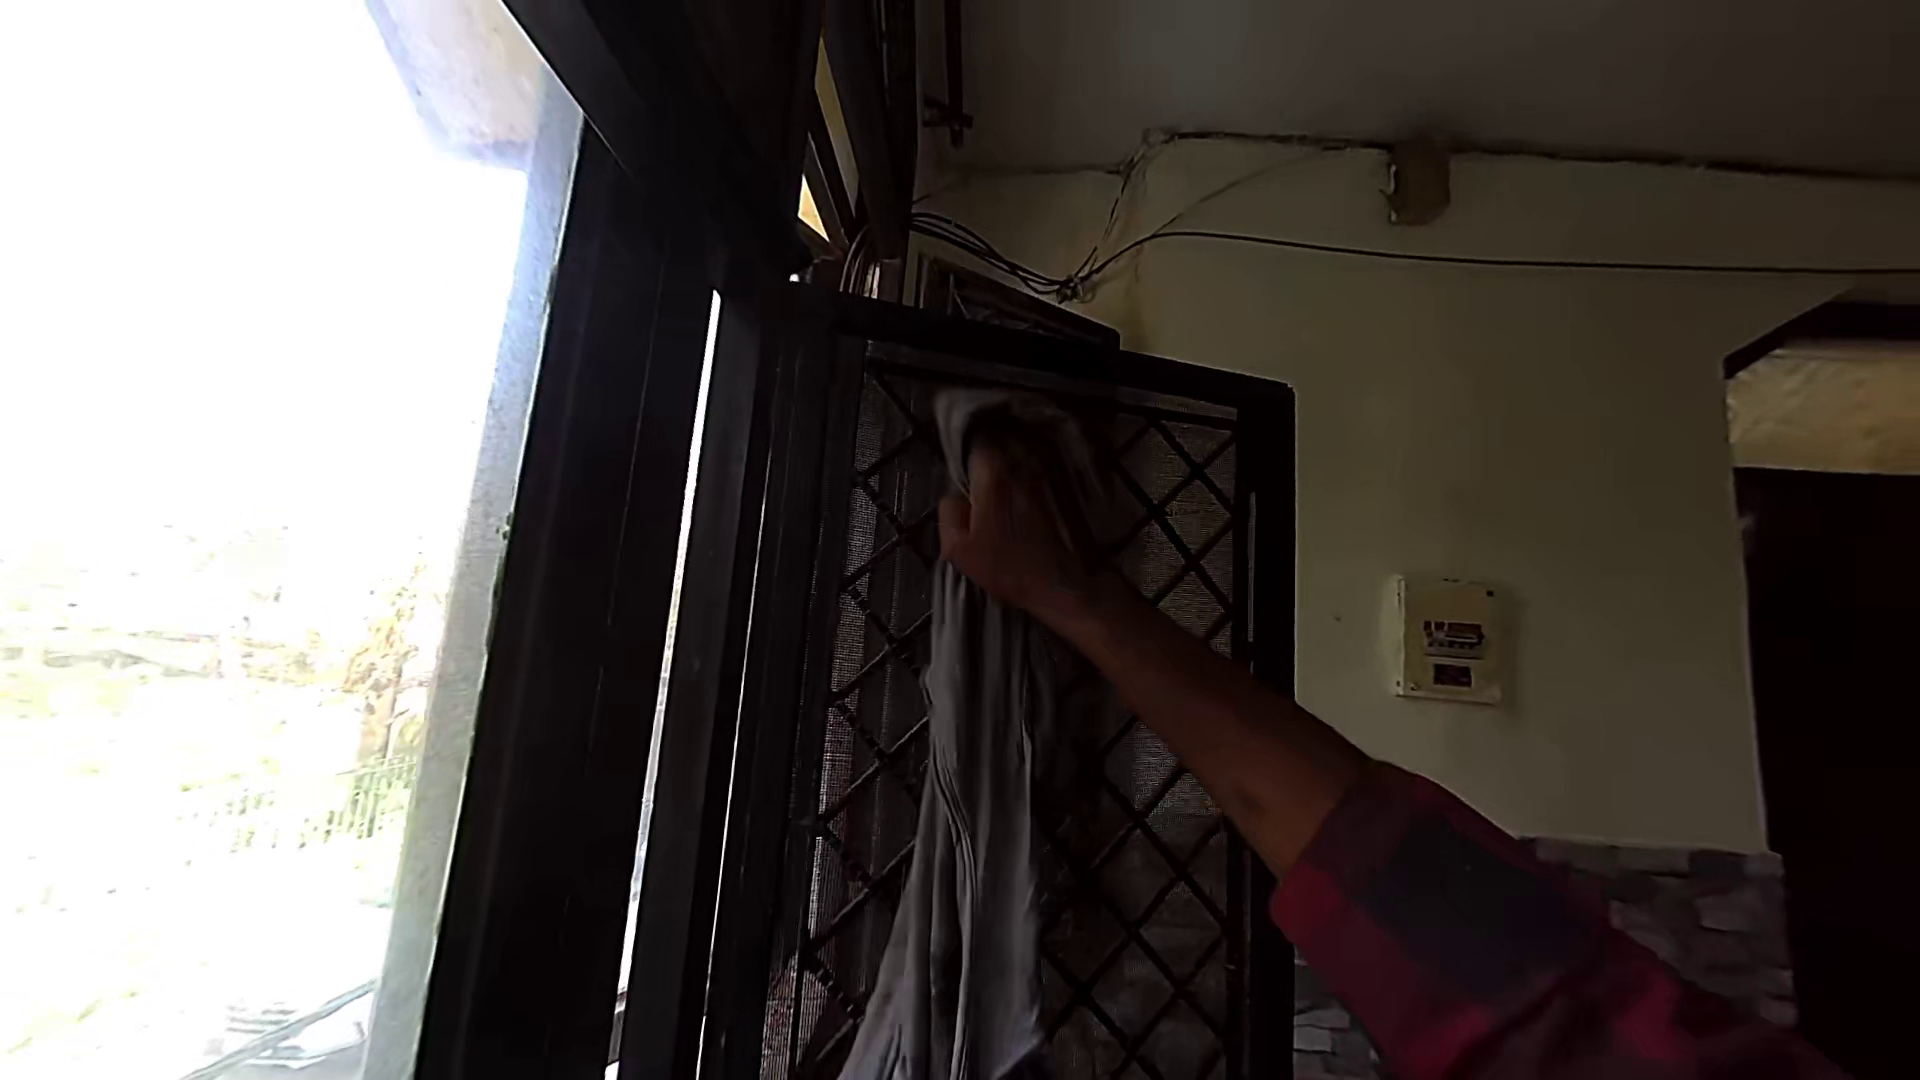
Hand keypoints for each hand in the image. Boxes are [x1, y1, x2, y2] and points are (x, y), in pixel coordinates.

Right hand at [937, 441, 1094, 618]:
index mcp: (993, 479)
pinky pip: (1032, 494)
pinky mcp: (1058, 501)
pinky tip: (1020, 531)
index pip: (975, 450)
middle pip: (996, 464)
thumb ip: (949, 513)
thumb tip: (954, 499)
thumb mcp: (958, 548)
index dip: (967, 467)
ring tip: (1001, 524)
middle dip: (986, 482)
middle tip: (980, 509)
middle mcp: (1021, 473)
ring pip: (1015, 479)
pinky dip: (1024, 506)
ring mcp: (1042, 486)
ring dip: (1007, 494)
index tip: (964, 485)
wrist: (1058, 586)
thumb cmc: (1008, 568)